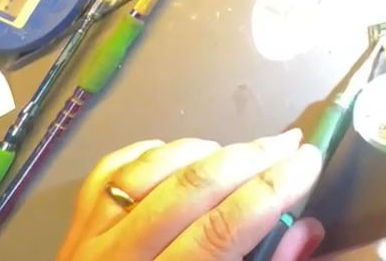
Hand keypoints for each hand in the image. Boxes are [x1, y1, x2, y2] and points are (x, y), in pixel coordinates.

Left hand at [55, 132, 325, 260]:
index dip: (273, 188)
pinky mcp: (76, 225)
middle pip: (192, 188)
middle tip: (290, 144)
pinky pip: (119, 166)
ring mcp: (89, 242)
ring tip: (245, 154)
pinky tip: (187, 158)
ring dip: (211, 150)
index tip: (309, 160)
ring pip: (158, 167)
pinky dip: (160, 152)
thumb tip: (309, 229)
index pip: (224, 229)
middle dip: (252, 156)